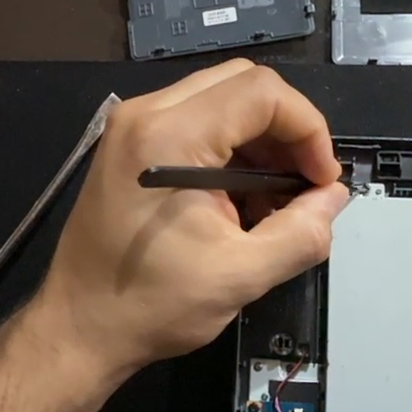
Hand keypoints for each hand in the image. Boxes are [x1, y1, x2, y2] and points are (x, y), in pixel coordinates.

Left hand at [35, 61, 349, 385]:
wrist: (78, 328)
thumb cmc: (150, 306)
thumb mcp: (240, 276)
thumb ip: (301, 232)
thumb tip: (333, 199)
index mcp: (169, 137)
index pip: (262, 93)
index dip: (308, 130)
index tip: (321, 181)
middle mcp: (146, 115)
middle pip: (242, 84)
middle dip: (287, 129)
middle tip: (302, 183)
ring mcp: (133, 127)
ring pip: (221, 99)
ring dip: (260, 141)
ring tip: (273, 199)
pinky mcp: (129, 145)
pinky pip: (196, 121)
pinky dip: (230, 149)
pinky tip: (240, 199)